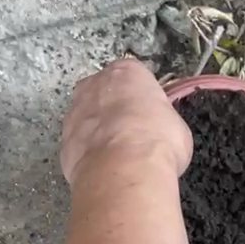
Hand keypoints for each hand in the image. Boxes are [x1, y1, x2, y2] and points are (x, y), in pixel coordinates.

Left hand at [59, 58, 192, 184]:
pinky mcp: (65, 142)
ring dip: (101, 134)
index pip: (135, 76)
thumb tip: (162, 130)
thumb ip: (163, 121)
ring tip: (122, 158)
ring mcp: (75, 113)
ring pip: (89, 119)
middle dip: (116, 111)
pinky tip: (108, 170)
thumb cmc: (155, 142)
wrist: (126, 171)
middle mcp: (94, 85)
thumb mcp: (179, 128)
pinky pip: (80, 146)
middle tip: (136, 135)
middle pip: (105, 93)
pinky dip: (91, 156)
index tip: (153, 115)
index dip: (145, 99)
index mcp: (126, 72)